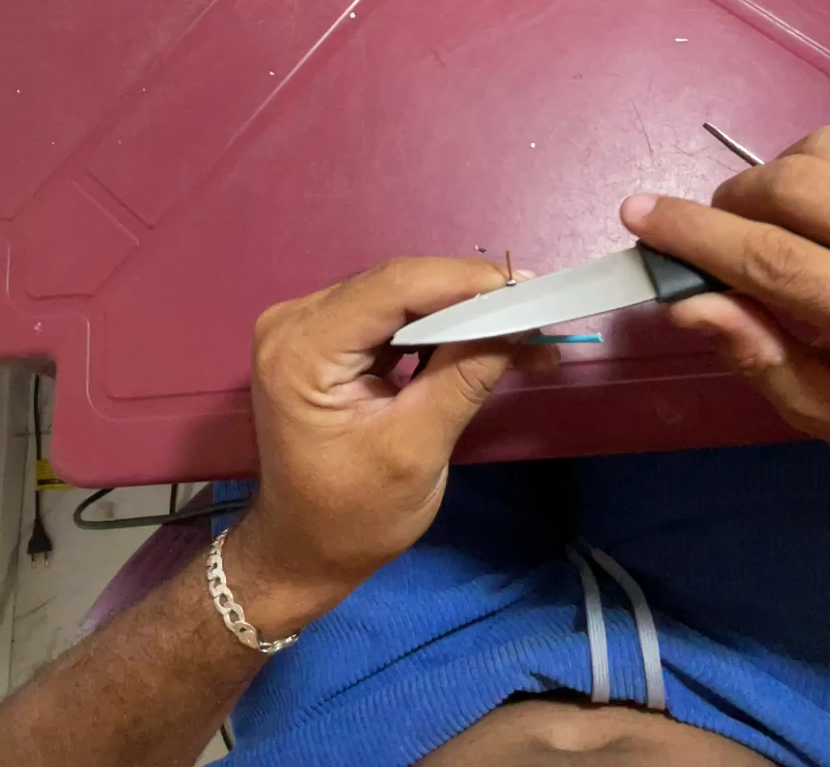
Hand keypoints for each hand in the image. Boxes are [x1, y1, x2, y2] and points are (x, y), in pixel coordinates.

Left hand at [227, 258, 527, 631]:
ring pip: (399, 297)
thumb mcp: (416, 451)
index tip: (526, 289)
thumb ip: (463, 378)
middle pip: (395, 286)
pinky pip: (389, 317)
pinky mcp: (324, 338)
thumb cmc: (352, 517)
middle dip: (468, 298)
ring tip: (520, 331)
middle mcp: (294, 322)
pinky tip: (481, 341)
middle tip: (534, 311)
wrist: (303, 549)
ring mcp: (306, 326)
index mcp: (301, 349)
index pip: (391, 286)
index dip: (462, 281)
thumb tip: (515, 320)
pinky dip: (437, 329)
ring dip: (460, 313)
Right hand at [621, 125, 829, 516]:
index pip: (776, 259)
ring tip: (772, 217)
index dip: (696, 232)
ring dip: (776, 176)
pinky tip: (822, 203)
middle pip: (803, 187)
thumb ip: (753, 350)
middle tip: (720, 229)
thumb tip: (684, 300)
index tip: (639, 213)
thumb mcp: (826, 414)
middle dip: (736, 200)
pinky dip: (824, 164)